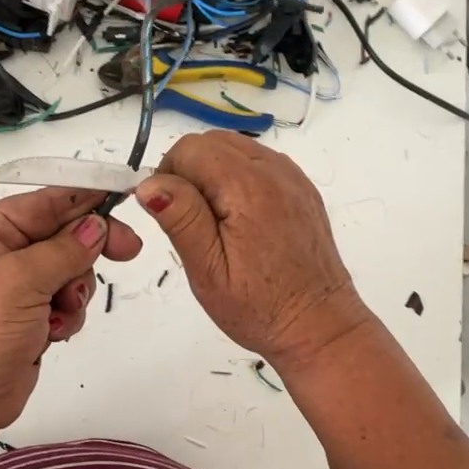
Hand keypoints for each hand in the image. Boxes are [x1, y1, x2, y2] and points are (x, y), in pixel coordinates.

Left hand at [0, 187, 142, 429]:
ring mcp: (14, 294)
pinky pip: (64, 306)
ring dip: (74, 291)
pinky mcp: (28, 324)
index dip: (82, 200)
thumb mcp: (20, 280)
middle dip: (84, 252)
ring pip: (68, 274)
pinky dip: (67, 317)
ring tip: (59, 313)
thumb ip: (63, 249)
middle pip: (60, 238)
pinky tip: (53, 334)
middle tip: (126, 252)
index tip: (121, 200)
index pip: (41, 204)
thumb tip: (95, 227)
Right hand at [135, 132, 372, 369]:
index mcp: (248, 188)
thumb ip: (181, 219)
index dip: (168, 176)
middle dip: (189, 172)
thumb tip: (151, 183)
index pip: (190, 149)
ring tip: (214, 224)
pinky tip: (239, 221)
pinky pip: (259, 164)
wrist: (318, 326)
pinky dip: (238, 179)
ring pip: (236, 149)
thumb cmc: (258, 308)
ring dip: (213, 174)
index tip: (170, 217)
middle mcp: (274, 172)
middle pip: (213, 142)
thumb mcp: (209, 272)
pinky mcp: (302, 190)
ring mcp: (293, 178)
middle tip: (190, 223)